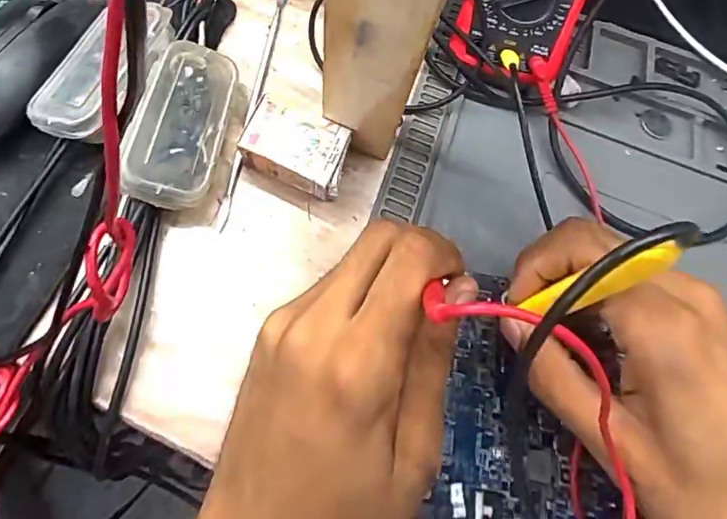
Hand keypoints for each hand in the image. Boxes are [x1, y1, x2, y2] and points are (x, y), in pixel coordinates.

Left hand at [202, 220, 477, 518]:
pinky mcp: (270, 324)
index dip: (444, 256)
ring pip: (355, 255)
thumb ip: (433, 359)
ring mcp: (284, 319)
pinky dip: (359, 292)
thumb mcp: (412, 456)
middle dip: (420, 253)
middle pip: (381, 235)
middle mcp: (313, 322)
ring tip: (398, 332)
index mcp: (355, 360)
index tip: (456, 289)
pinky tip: (362, 343)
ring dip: (388, 273)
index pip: (409, 253)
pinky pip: (330, 281)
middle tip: (436, 300)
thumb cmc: (344, 513)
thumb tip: (457, 286)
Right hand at [506, 218, 726, 518]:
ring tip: (567, 342)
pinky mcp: (712, 311)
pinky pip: (643, 279)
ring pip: (617, 257)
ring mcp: (703, 295)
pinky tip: (607, 345)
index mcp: (661, 318)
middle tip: (531, 322)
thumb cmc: (711, 497)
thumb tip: (508, 320)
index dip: (533, 270)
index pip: (577, 248)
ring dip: (579, 283)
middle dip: (550, 269)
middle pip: (595, 240)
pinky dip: (609, 294)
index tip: (515, 315)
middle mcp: (683, 288)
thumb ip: (555, 375)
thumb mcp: (620, 446)